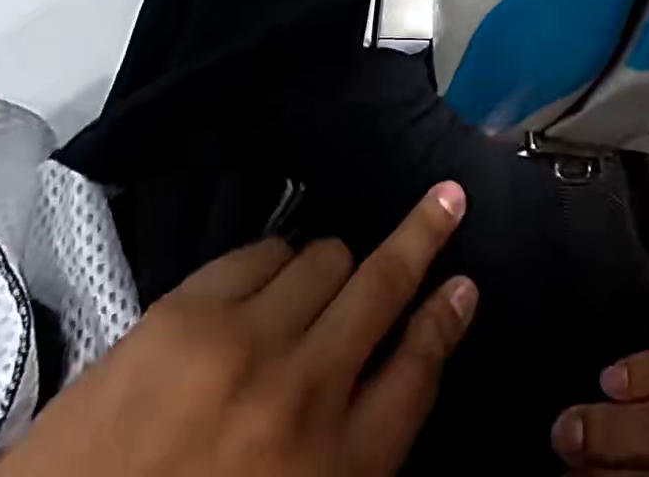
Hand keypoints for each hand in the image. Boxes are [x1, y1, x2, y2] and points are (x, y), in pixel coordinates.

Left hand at [0, 181, 477, 476]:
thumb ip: (349, 449)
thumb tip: (383, 374)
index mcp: (338, 466)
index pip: (418, 368)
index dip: (447, 318)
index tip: (465, 283)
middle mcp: (305, 390)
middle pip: (385, 283)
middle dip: (425, 234)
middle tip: (447, 199)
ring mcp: (244, 343)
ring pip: (324, 257)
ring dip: (331, 267)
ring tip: (315, 288)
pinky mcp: (183, 313)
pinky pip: (260, 251)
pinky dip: (273, 261)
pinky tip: (263, 284)